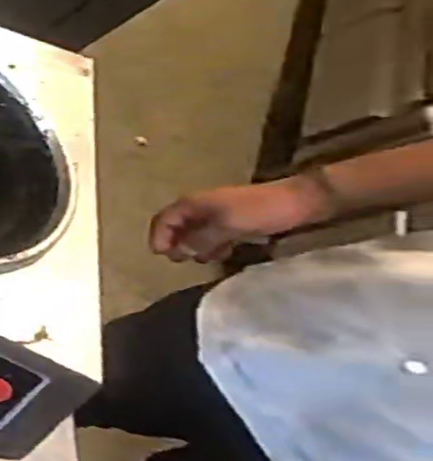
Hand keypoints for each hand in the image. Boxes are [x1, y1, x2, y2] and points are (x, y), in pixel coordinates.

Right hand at [149, 175, 331, 262]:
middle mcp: (198, 207)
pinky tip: (221, 253)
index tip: (161, 255)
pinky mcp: (233, 218)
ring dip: (193, 244)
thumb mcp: (228, 227)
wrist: (303, 200)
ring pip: (194, 230)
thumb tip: (180, 252)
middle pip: (176, 225)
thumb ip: (201, 240)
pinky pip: (212, 232)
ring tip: (199, 260)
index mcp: (191, 204)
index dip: (158, 237)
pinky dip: (211, 243)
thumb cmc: (260, 211)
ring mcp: (216, 212)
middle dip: (174, 242)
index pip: (163, 220)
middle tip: (178, 260)